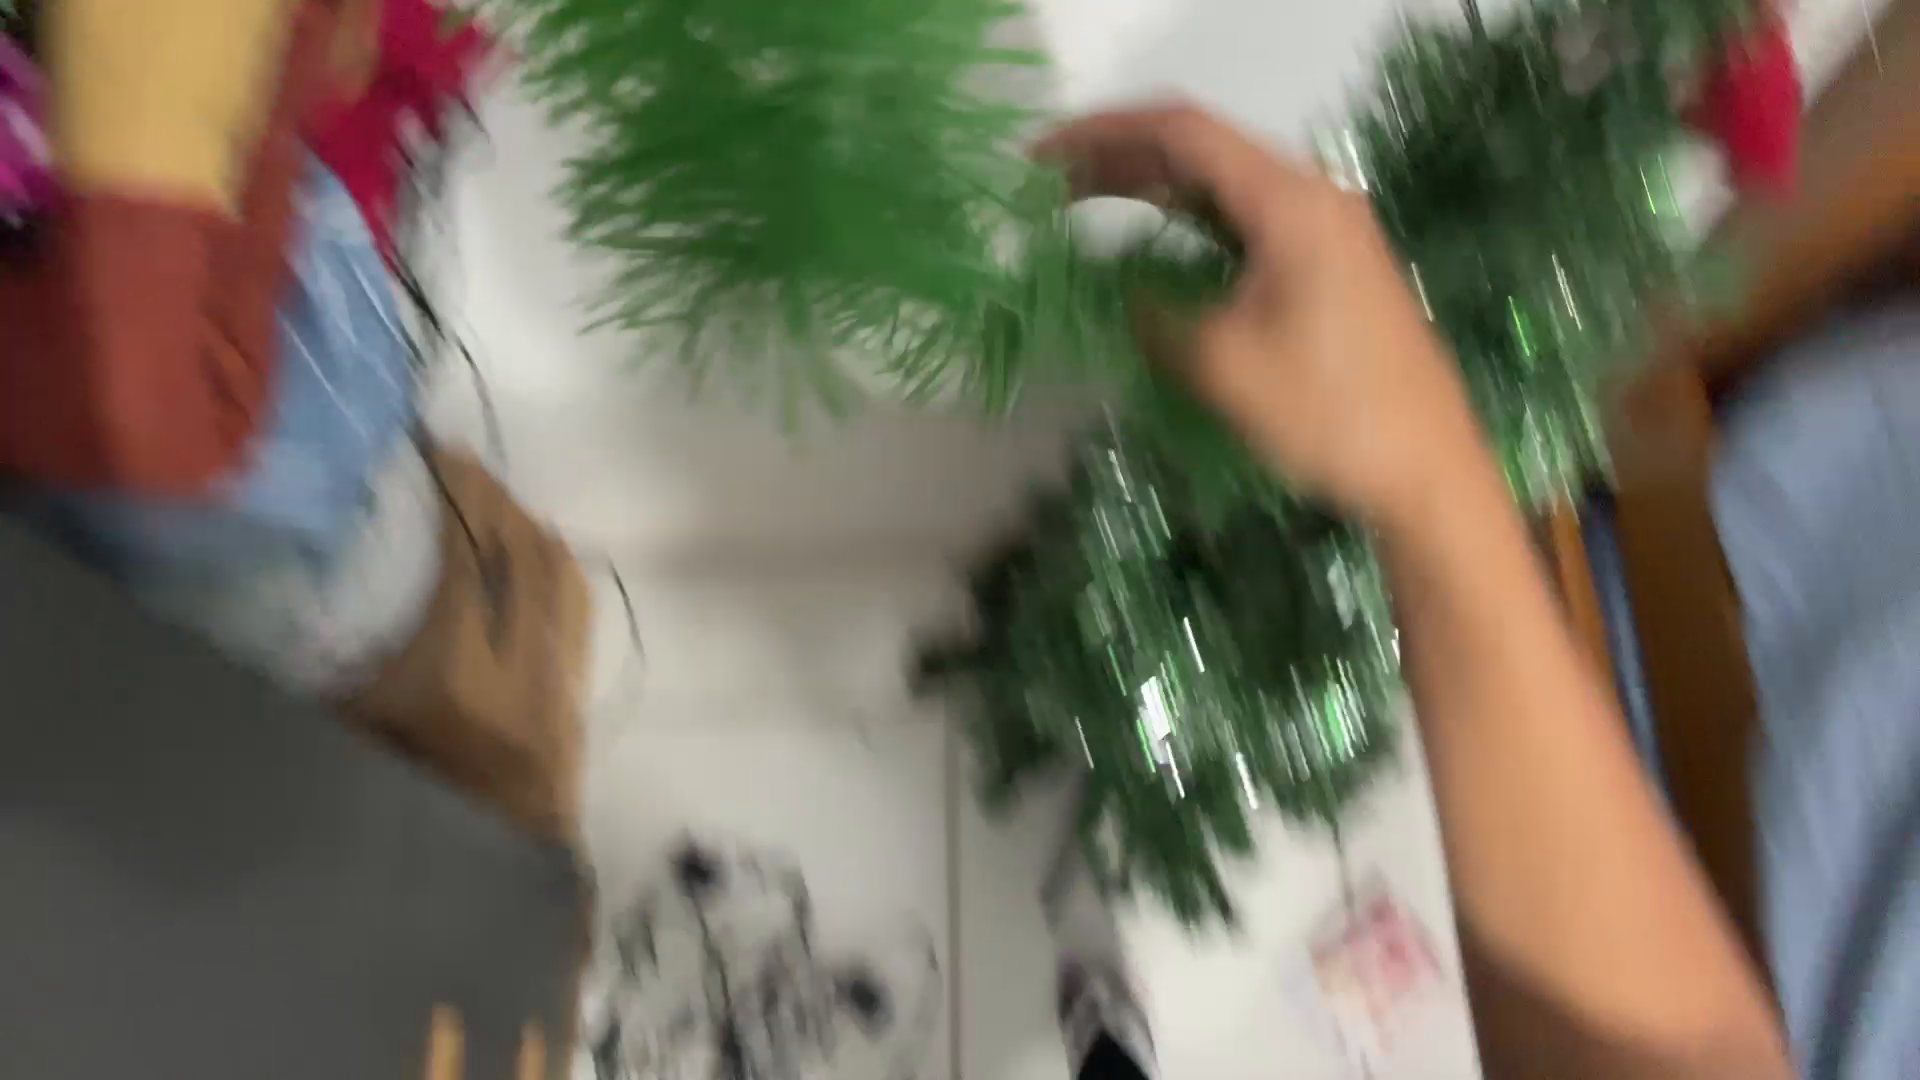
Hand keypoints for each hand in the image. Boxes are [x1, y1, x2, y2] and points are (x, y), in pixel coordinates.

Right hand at [1038, 104, 1492, 531]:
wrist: (1423, 465)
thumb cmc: (1327, 415)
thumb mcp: (1221, 365)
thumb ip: (1154, 315)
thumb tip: (1118, 292)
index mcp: (1289, 204)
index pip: (1181, 134)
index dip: (1102, 135)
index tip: (1041, 160)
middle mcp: (1309, 198)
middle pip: (1200, 153)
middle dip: (1118, 159)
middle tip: (1048, 186)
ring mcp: (1320, 230)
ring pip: (1220, 189)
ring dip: (1151, 190)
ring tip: (1082, 202)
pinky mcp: (1322, 264)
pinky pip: (1241, 224)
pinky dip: (1186, 224)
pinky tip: (1151, 241)